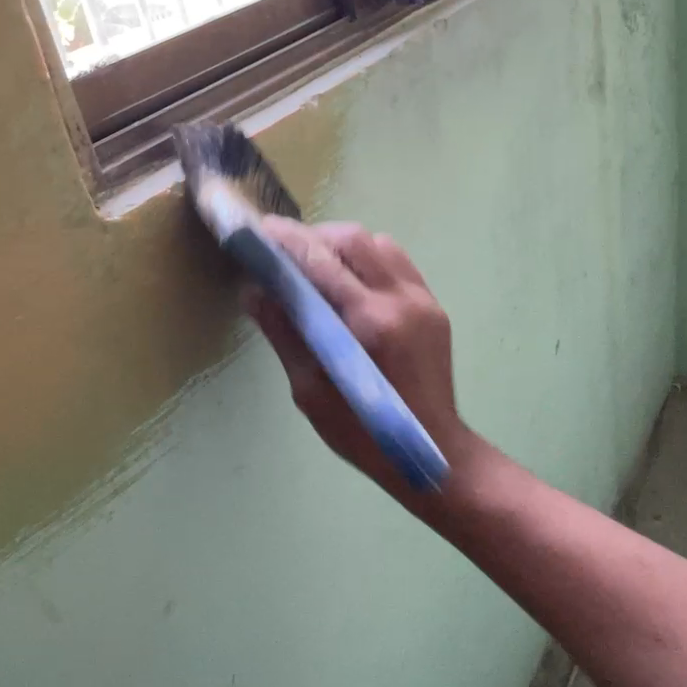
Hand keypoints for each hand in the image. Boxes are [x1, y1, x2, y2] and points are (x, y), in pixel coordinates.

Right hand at [245, 216, 477, 497]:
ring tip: (315, 268)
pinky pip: (396, 262)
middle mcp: (400, 300)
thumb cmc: (364, 435)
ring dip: (342, 246)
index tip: (258, 231)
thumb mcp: (310, 390)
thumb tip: (253, 290)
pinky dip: (367, 260)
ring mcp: (422, 299)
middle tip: (284, 254)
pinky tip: (349, 284)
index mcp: (369, 322)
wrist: (433, 456)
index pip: (320, 260)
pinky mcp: (433, 306)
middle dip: (313, 238)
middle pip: (353, 239)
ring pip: (378, 244)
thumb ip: (284, 332)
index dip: (286, 240)